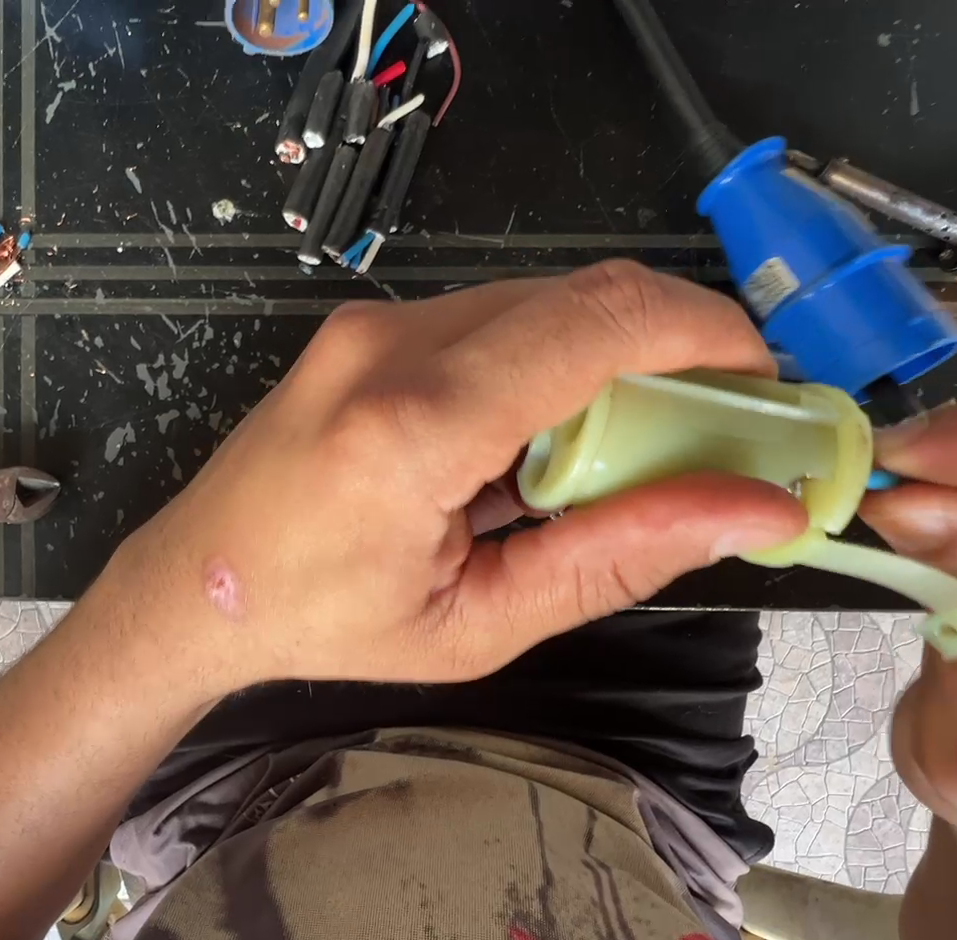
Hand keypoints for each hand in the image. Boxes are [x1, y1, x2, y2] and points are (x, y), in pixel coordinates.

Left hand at [80, 262, 807, 700]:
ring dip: (597, 363)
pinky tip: (521, 441)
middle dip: (665, 353)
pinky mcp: (357, 332)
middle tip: (693, 437)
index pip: (599, 323)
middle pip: (577, 299)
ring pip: (533, 303)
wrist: (197, 586)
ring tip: (595, 459)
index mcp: (414, 426)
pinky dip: (536, 364)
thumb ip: (611, 559)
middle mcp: (387, 347)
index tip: (759, 386)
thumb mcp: (474, 623)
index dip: (709, 336)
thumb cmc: (324, 623)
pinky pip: (482, 321)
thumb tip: (749, 510)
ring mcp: (365, 328)